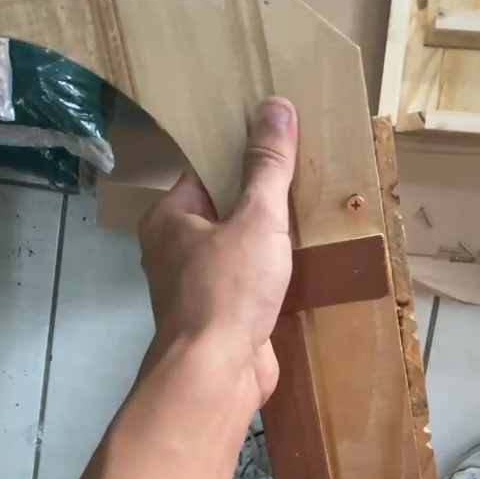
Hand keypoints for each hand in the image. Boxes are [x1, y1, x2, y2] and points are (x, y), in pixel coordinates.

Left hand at [136, 97, 297, 405]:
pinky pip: (247, 285)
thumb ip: (267, 166)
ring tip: (310, 220)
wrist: (218, 373)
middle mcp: (174, 251)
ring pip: (237, 251)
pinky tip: (301, 268)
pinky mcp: (219, 318)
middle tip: (305, 181)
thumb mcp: (256, 218)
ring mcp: (196, 288)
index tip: (279, 146)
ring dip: (269, 243)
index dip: (242, 158)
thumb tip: (276, 105)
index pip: (205, 172)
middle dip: (261, 202)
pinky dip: (270, 277)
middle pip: (223, 212)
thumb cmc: (228, 290)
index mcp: (169, 218)